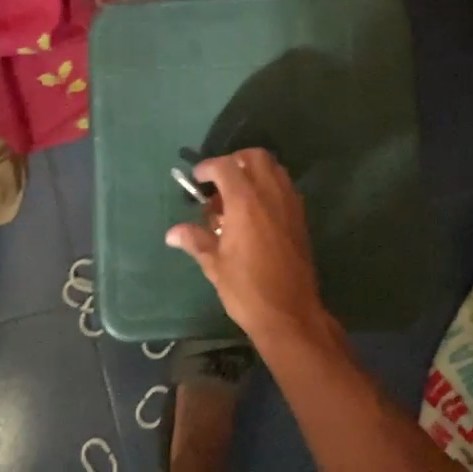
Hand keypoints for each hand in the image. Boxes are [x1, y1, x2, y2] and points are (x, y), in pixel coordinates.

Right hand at [166, 148, 328, 345]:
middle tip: (219, 182)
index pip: (224, 167)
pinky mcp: (300, 216)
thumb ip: (195, 240)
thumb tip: (172, 233)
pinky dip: (269, 186)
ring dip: (254, 171)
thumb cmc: (247, 290)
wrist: (290, 314)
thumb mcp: (215, 265)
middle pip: (254, 156)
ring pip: (273, 168)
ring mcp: (289, 203)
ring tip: (237, 196)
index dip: (207, 168)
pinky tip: (256, 212)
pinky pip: (284, 186)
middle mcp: (269, 194)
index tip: (197, 179)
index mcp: (245, 202)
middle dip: (234, 161)